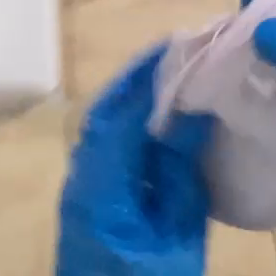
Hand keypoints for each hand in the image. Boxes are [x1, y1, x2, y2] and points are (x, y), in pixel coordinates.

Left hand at [56, 47, 212, 275]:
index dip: (151, 75)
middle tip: (178, 51)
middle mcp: (83, 177)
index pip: (123, 111)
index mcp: (102, 183)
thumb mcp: (177, 229)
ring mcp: (82, 190)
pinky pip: (107, 145)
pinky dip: (130, 121)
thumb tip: (194, 110)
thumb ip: (181, 167)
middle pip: (106, 110)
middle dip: (139, 75)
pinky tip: (161, 119)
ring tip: (174, 74)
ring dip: (134, 95)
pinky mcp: (89, 202)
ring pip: (103, 125)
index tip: (182, 46)